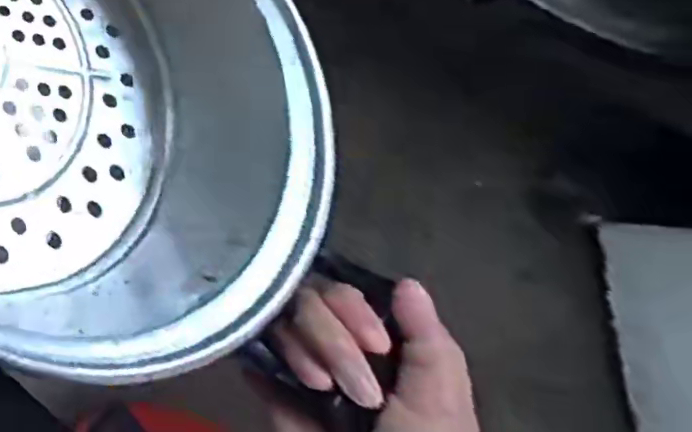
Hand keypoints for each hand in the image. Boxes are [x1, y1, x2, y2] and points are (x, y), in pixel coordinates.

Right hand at [257, 278, 478, 431]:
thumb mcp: (442, 409)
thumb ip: (430, 346)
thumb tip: (408, 282)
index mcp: (376, 345)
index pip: (344, 292)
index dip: (352, 307)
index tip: (374, 344)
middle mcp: (332, 340)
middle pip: (306, 297)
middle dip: (330, 338)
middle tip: (355, 388)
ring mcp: (294, 356)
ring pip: (275, 315)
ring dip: (301, 349)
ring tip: (319, 388)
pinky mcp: (263, 374)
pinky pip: (250, 342)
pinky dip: (266, 357)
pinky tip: (285, 383)